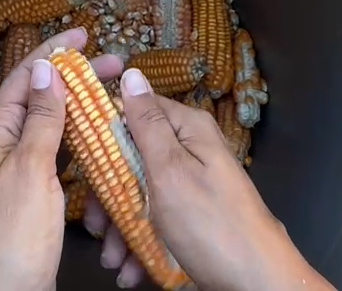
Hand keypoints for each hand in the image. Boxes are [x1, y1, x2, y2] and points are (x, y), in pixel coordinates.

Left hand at [0, 28, 122, 290]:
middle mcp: (8, 140)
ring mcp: (21, 164)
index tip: (83, 33)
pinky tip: (100, 133)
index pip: (28, 75)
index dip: (55, 50)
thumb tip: (48, 68)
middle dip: (75, 73)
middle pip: (43, 93)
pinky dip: (79, 134)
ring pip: (53, 120)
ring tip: (112, 91)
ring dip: (80, 102)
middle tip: (113, 63)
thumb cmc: (15, 233)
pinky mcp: (36, 187)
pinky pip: (59, 148)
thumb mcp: (31, 170)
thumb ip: (41, 119)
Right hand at [86, 69, 328, 290]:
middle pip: (134, 158)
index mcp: (187, 129)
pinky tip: (129, 268)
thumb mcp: (171, 170)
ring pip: (141, 194)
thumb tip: (132, 72)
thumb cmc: (213, 225)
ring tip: (111, 258)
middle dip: (109, 195)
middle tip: (95, 227)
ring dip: (120, 227)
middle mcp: (190, 150)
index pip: (136, 110)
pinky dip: (139, 243)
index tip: (81, 160)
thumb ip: (147, 123)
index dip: (106, 130)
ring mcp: (191, 186)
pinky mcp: (192, 218)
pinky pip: (156, 221)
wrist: (260, 289)